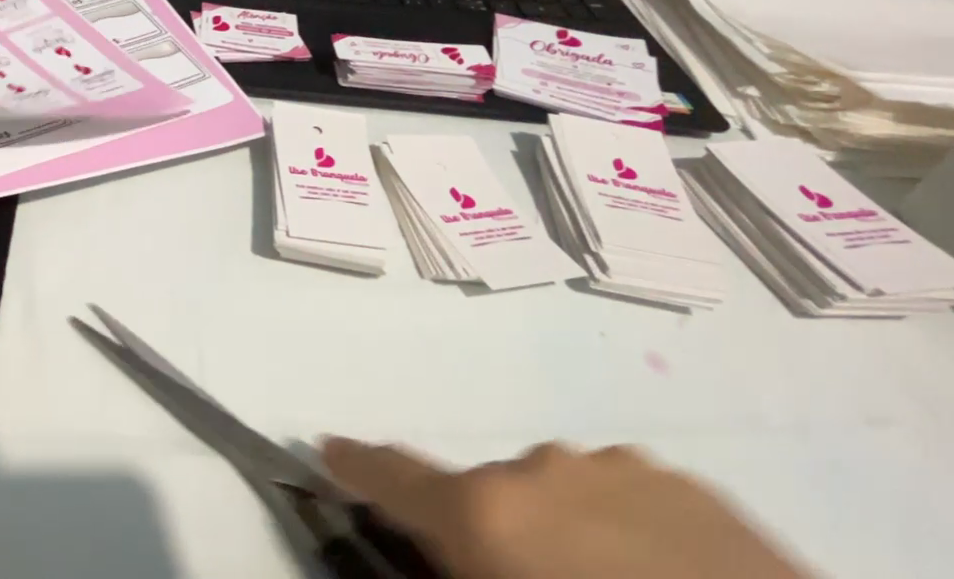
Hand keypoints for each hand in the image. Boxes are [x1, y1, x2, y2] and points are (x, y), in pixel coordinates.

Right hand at [321, 437, 812, 578]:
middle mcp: (537, 469)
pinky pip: (623, 497)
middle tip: (522, 578)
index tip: (324, 444)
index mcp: (485, 511)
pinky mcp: (687, 485)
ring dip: (561, 530)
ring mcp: (616, 469)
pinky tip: (660, 576)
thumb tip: (421, 552)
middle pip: (485, 493)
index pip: (393, 475)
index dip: (354, 463)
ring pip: (559, 492)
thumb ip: (448, 565)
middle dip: (490, 531)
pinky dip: (619, 529)